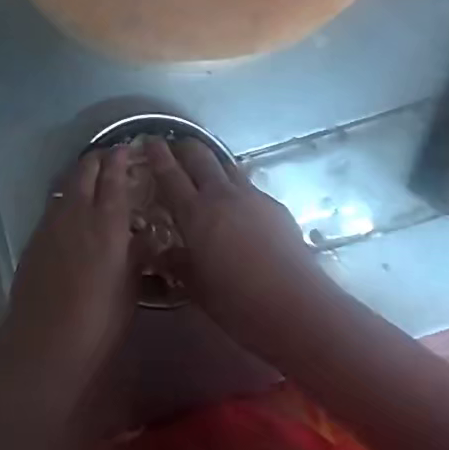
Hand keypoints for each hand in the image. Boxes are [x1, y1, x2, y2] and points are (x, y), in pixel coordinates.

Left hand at [0, 146, 136, 379]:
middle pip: (86, 169)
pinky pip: (55, 205)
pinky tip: (75, 214)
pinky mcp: (35, 237)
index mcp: (107, 222)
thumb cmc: (99, 320)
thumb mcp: (131, 287)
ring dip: (81, 176)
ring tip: (95, 182)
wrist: (44, 341)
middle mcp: (77, 212)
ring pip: (67, 184)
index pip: (114, 175)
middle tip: (113, 160)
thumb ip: (139, 254)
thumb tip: (148, 234)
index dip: (120, 158)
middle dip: (99, 159)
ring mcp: (51, 222)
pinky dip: (68, 199)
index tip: (129, 149)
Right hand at [144, 136, 336, 353]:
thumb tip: (163, 254)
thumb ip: (178, 264)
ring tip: (207, 176)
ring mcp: (252, 198)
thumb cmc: (239, 303)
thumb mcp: (197, 288)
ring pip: (227, 166)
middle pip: (200, 155)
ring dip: (213, 165)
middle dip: (185, 147)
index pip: (170, 173)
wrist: (299, 308)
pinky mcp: (276, 208)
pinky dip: (237, 191)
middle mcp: (222, 195)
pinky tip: (240, 212)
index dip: (158, 155)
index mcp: (195, 212)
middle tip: (175, 151)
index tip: (150, 142)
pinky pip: (249, 188)